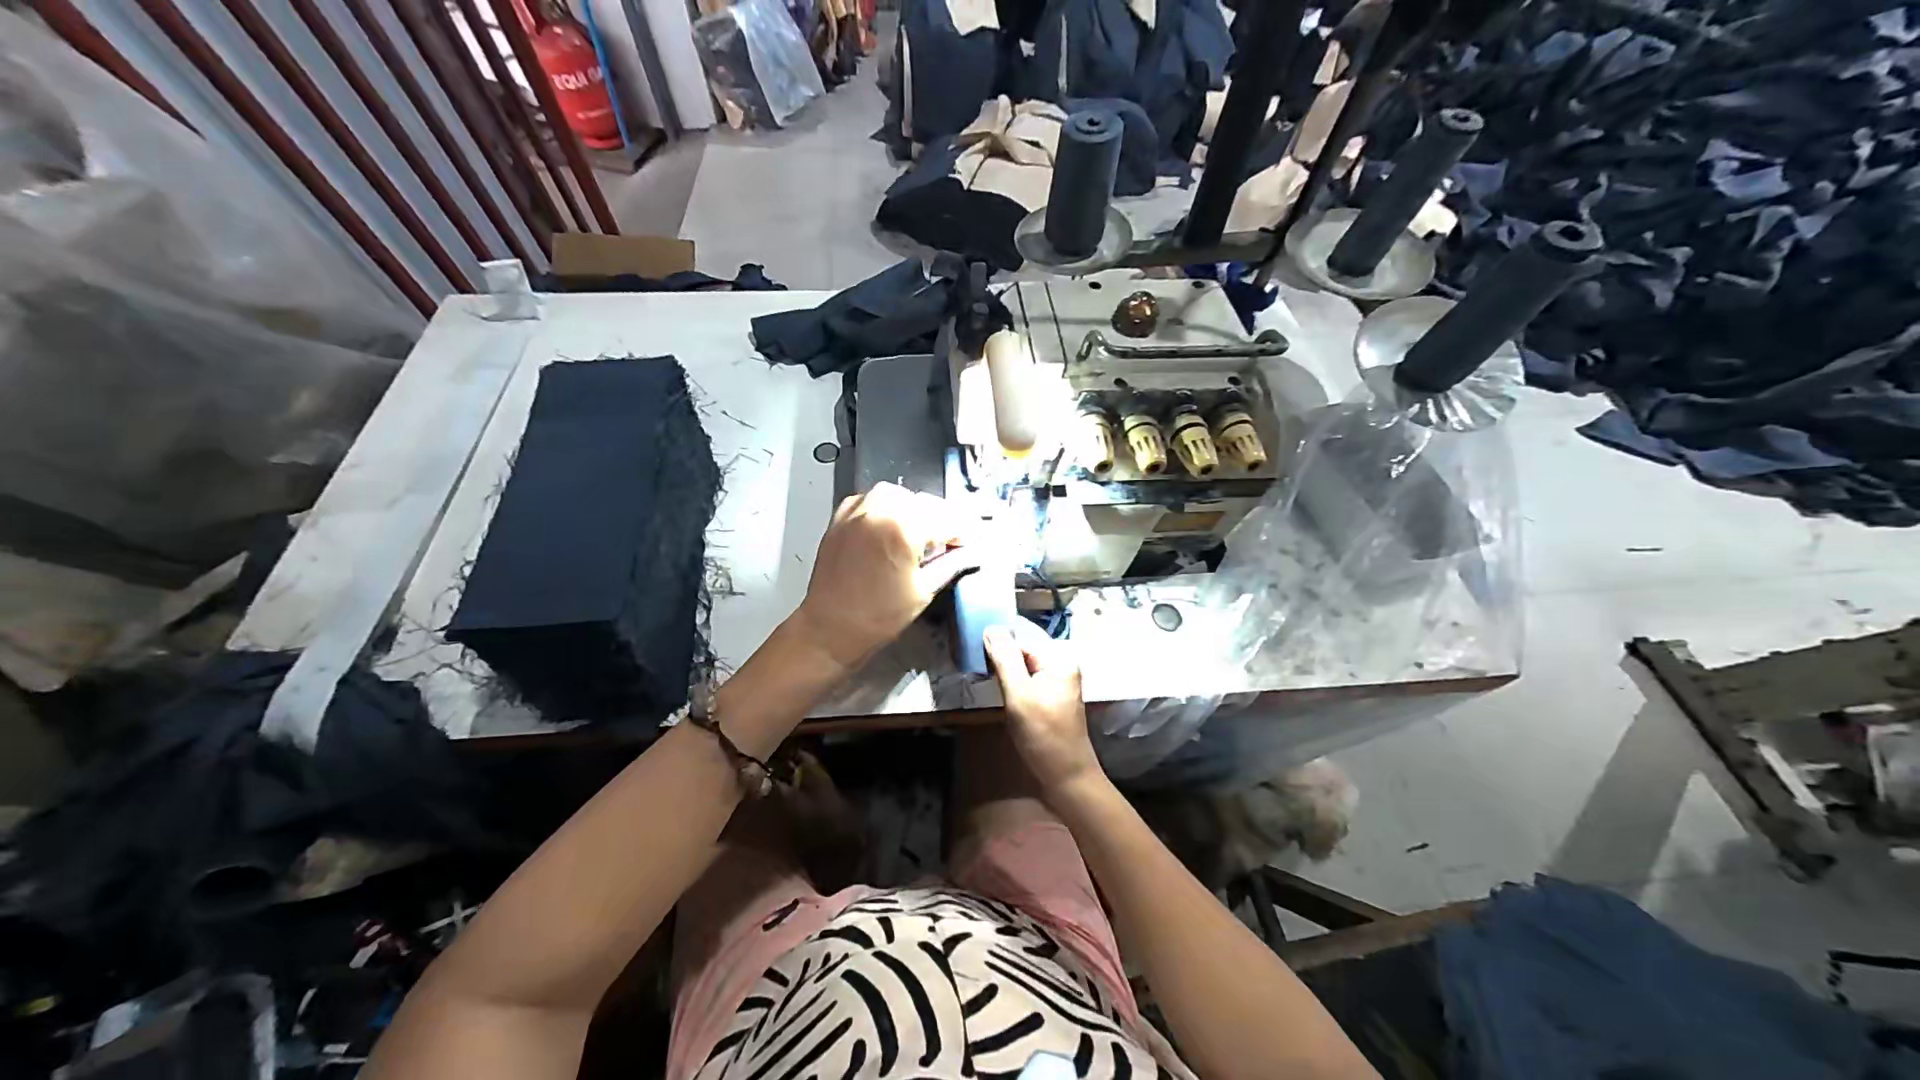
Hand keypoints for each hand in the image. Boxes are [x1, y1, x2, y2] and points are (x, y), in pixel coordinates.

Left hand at [792, 482, 981, 670]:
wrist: (831, 628)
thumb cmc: (877, 617)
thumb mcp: (923, 591)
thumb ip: (951, 563)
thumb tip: (971, 552)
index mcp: (902, 528)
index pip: (947, 519)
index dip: (964, 531)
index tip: (971, 540)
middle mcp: (878, 511)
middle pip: (924, 502)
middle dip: (940, 520)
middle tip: (949, 543)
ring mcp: (856, 512)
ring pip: (897, 495)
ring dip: (914, 510)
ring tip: (920, 535)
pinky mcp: (841, 518)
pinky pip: (870, 499)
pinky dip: (885, 508)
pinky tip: (891, 529)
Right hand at [983, 621, 1103, 796]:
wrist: (1067, 777)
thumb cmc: (1043, 736)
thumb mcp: (1019, 695)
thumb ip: (1005, 659)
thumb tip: (991, 628)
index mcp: (1059, 659)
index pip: (1020, 640)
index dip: (997, 648)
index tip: (975, 659)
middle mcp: (1062, 666)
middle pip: (1023, 652)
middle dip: (1001, 660)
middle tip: (979, 672)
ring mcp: (1058, 683)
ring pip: (1023, 668)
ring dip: (1005, 674)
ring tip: (987, 682)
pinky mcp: (1052, 699)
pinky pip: (1028, 682)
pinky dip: (1013, 686)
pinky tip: (1003, 697)